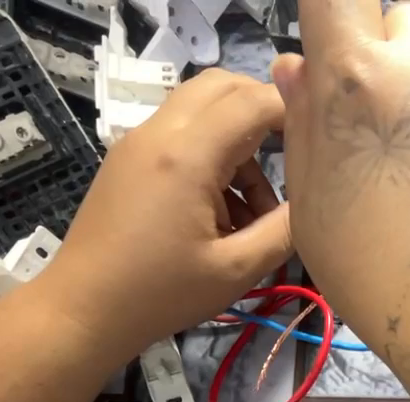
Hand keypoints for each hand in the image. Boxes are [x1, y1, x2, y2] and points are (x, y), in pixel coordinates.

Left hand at [32, 70, 292, 359]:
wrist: (87, 307)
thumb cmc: (163, 293)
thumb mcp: (237, 270)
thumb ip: (282, 231)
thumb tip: (313, 204)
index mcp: (187, 156)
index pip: (250, 102)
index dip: (292, 109)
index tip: (323, 138)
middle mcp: (160, 133)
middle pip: (221, 87)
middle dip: (264, 111)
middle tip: (295, 158)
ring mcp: (139, 143)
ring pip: (203, 112)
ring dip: (241, 145)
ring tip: (258, 211)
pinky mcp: (131, 161)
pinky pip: (183, 138)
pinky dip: (215, 160)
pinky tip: (226, 216)